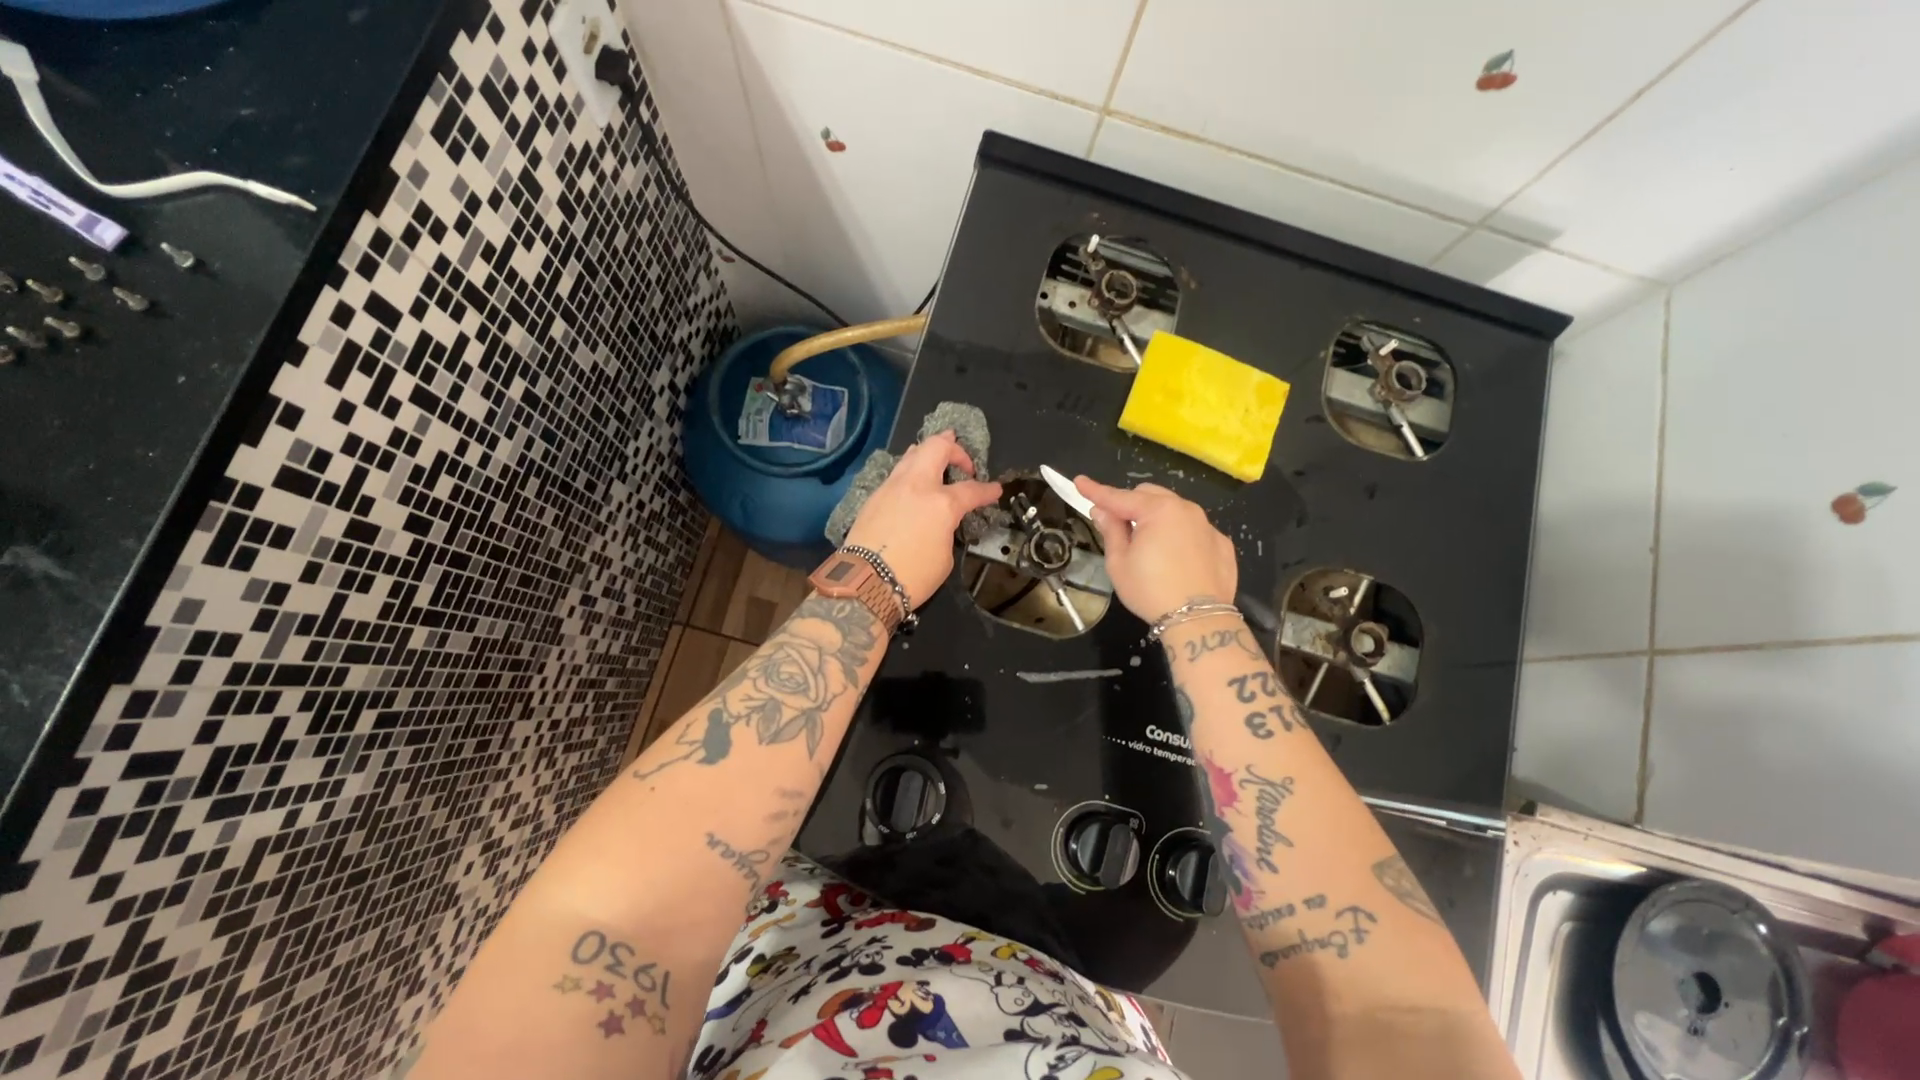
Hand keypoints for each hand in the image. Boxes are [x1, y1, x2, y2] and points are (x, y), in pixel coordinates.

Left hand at [845, 430, 1001, 607]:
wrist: (864, 582)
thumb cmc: (912, 576)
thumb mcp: (944, 556)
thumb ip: (946, 529)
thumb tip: (940, 522)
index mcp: (942, 504)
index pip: (972, 490)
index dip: (987, 490)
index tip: (995, 490)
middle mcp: (917, 486)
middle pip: (937, 447)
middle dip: (955, 448)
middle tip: (965, 462)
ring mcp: (892, 487)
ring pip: (913, 454)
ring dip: (929, 452)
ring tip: (938, 458)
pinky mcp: (875, 496)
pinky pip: (898, 472)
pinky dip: (911, 470)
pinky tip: (914, 481)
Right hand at [1074, 476, 1237, 622]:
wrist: (1199, 621)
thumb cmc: (1150, 591)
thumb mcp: (1119, 563)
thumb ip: (1111, 531)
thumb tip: (1103, 511)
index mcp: (1158, 510)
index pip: (1119, 497)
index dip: (1096, 490)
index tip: (1079, 482)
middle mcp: (1186, 509)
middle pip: (1150, 495)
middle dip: (1131, 505)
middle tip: (1118, 526)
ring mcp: (1208, 526)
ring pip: (1175, 510)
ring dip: (1157, 519)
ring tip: (1148, 546)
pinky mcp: (1222, 544)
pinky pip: (1195, 530)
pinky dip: (1180, 536)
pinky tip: (1176, 560)